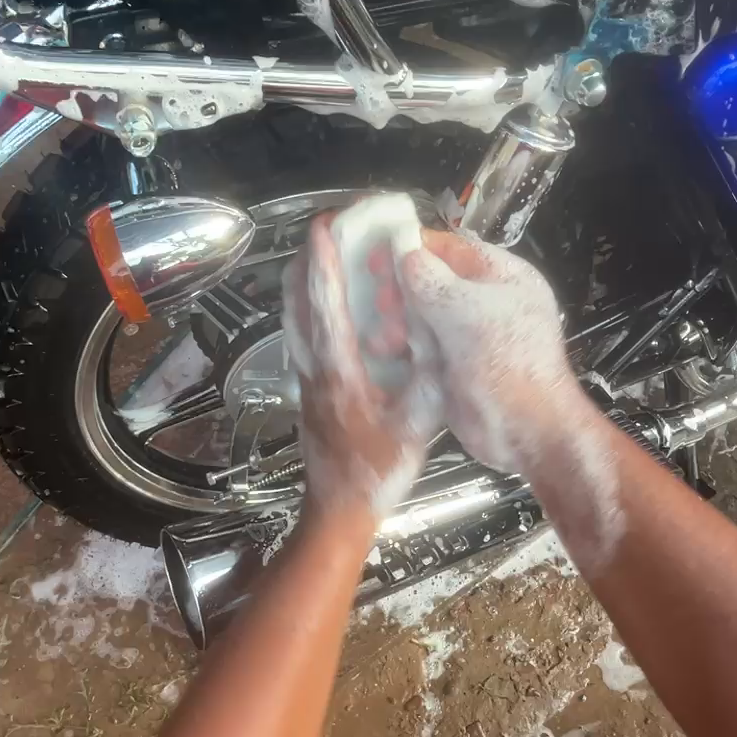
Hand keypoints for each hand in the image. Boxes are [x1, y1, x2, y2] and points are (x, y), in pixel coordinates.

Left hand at [282, 212, 440, 523]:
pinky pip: (301, 335)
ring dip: (303, 281)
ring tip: (322, 252)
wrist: (338, 510)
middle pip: (298, 304)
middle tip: (328, 226)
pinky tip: (323, 303)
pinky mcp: (307, 389)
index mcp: (339, 374)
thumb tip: (443, 338)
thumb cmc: (375, 473)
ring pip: (293, 319)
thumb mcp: (416, 429)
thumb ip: (430, 383)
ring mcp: (305, 379)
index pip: (326, 308)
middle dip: (308, 259)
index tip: (325, 226)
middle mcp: (313, 370)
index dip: (325, 265)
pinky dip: (307, 307)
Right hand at [395, 230, 585, 473]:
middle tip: (382, 304)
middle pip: (431, 284)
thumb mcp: (467, 311)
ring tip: (383, 339)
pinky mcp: (453, 369)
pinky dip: (401, 350)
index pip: (450, 249)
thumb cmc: (507, 364)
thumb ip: (431, 280)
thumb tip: (404, 255)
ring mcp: (468, 339)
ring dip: (397, 324)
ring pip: (422, 319)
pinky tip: (384, 354)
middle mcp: (484, 304)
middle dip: (401, 292)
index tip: (377, 258)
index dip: (412, 249)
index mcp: (501, 278)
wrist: (524, 429)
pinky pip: (420, 350)